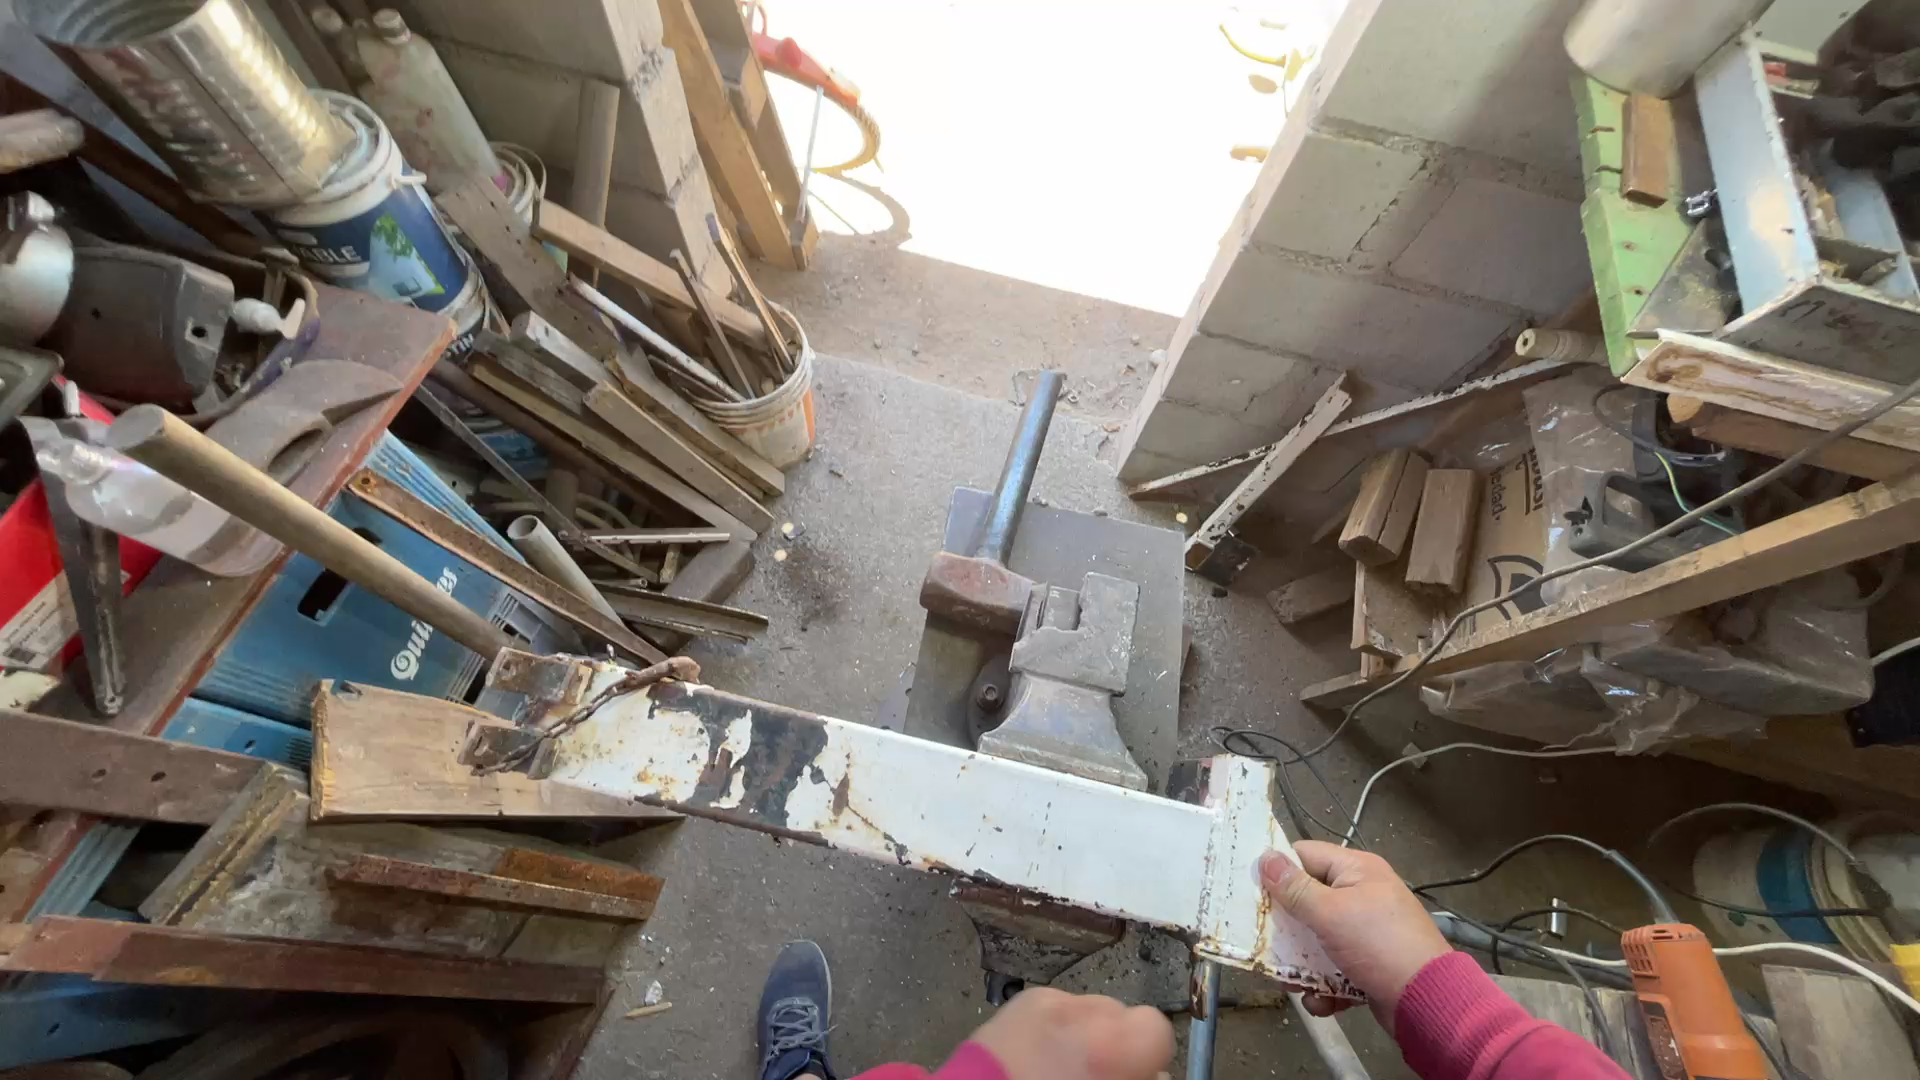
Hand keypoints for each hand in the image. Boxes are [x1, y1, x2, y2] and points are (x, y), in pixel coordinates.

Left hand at [970, 987, 1173, 1079]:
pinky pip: (1058, 1009)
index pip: (1156, 1028)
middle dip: (1118, 1048)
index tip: (1136, 1076)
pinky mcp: (1023, 999)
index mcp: (1110, 1044)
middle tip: (1099, 1076)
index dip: (1151, 1056)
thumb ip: (1136, 1076)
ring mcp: (1049, 999)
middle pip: (1123, 1017)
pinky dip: (1059, 1029)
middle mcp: (1083, 1009)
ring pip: (1090, 1010)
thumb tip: (1153, 1074)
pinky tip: (1042, 1057)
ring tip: (1066, 1067)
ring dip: (1088, 1035)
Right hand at [1259, 841, 1450, 1023]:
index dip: (1277, 869)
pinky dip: (1324, 982)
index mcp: (1357, 869)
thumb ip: (1293, 887)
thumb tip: (1264, 857)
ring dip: (1302, 960)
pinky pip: (1336, 964)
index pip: (1305, 855)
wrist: (1434, 1008)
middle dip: (1287, 925)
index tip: (1251, 888)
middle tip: (1265, 938)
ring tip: (1289, 980)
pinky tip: (1318, 998)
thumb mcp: (1329, 913)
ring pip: (1319, 936)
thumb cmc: (1378, 946)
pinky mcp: (1371, 964)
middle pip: (1308, 899)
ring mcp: (1368, 931)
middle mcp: (1363, 894)